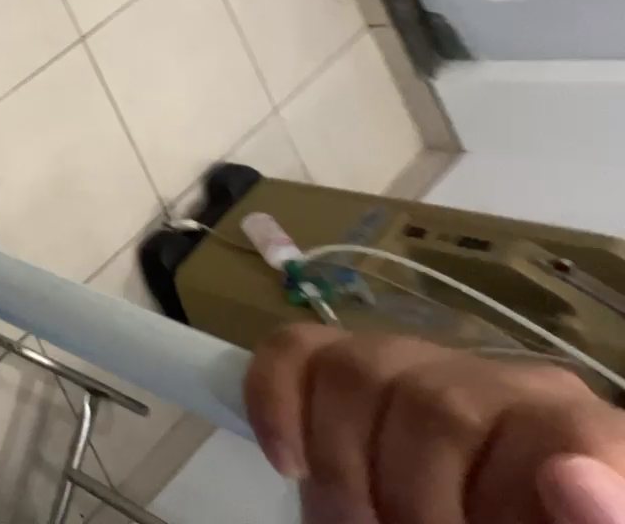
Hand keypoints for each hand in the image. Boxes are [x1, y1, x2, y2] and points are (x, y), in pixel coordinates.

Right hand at [245, 324, 624, 523]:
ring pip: (353, 371)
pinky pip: (293, 350)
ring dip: (340, 464)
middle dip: (408, 498)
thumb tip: (580, 482)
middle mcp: (504, 380)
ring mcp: (413, 358)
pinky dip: (275, 403)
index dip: (514, 494)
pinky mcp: (337, 353)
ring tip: (355, 522)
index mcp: (583, 433)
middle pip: (437, 406)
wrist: (468, 519)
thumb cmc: (515, 521)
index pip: (561, 432)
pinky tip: (289, 465)